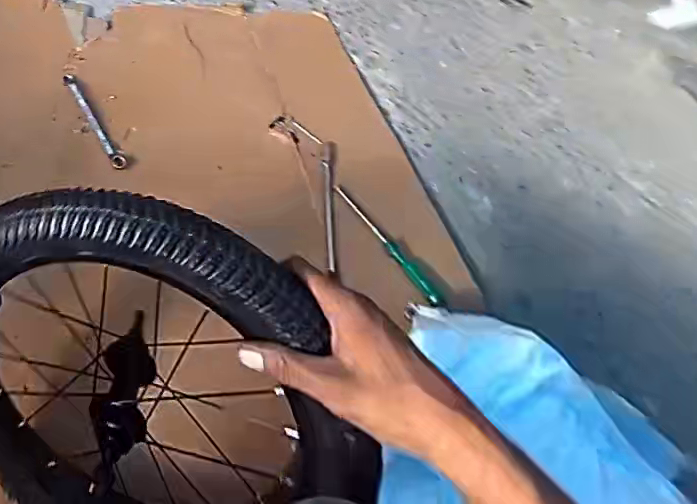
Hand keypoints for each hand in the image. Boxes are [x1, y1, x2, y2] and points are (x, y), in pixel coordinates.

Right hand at [236, 259, 468, 456]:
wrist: (449, 429)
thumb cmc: (394, 402)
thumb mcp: (328, 386)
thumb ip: (285, 365)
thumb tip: (247, 352)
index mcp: (346, 306)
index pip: (303, 268)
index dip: (279, 270)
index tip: (262, 280)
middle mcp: (363, 305)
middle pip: (318, 285)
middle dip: (293, 295)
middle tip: (271, 311)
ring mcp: (378, 322)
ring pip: (336, 304)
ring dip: (314, 313)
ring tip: (294, 335)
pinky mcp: (388, 340)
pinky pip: (351, 321)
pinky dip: (333, 329)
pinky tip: (328, 357)